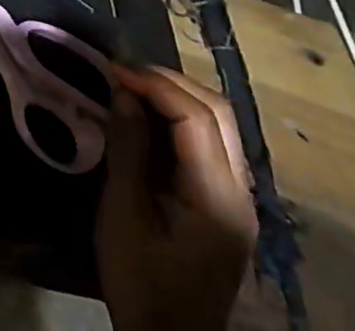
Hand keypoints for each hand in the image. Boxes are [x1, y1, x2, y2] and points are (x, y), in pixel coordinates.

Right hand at [98, 66, 258, 330]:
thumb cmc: (141, 284)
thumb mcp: (123, 216)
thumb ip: (128, 150)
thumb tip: (124, 94)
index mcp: (218, 197)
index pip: (197, 117)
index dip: (155, 83)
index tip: (114, 70)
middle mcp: (240, 192)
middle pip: (218, 113)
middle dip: (170, 82)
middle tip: (124, 72)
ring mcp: (240, 199)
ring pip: (219, 125)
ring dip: (177, 97)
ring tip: (133, 87)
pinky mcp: (228, 205)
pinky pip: (211, 144)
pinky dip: (181, 120)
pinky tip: (151, 118)